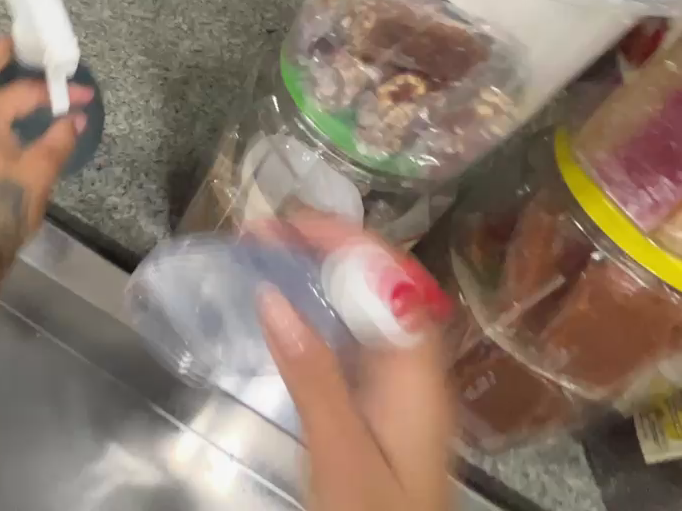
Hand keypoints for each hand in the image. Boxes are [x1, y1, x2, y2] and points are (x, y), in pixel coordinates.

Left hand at [0, 37, 90, 299]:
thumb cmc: (3, 210)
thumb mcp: (40, 172)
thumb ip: (59, 138)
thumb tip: (76, 116)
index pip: (25, 90)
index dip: (57, 89)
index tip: (84, 93)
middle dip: (5, 52)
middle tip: (29, 42)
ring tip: (22, 68)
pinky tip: (8, 106)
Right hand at [259, 217, 455, 510]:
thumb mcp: (342, 459)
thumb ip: (312, 378)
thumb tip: (273, 295)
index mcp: (417, 377)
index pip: (392, 281)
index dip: (346, 240)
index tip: (288, 222)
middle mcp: (414, 370)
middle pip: (380, 284)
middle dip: (325, 246)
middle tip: (264, 232)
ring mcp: (398, 387)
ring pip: (363, 306)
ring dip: (319, 270)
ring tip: (267, 251)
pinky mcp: (378, 403)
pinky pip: (350, 334)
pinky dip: (316, 306)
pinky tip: (285, 305)